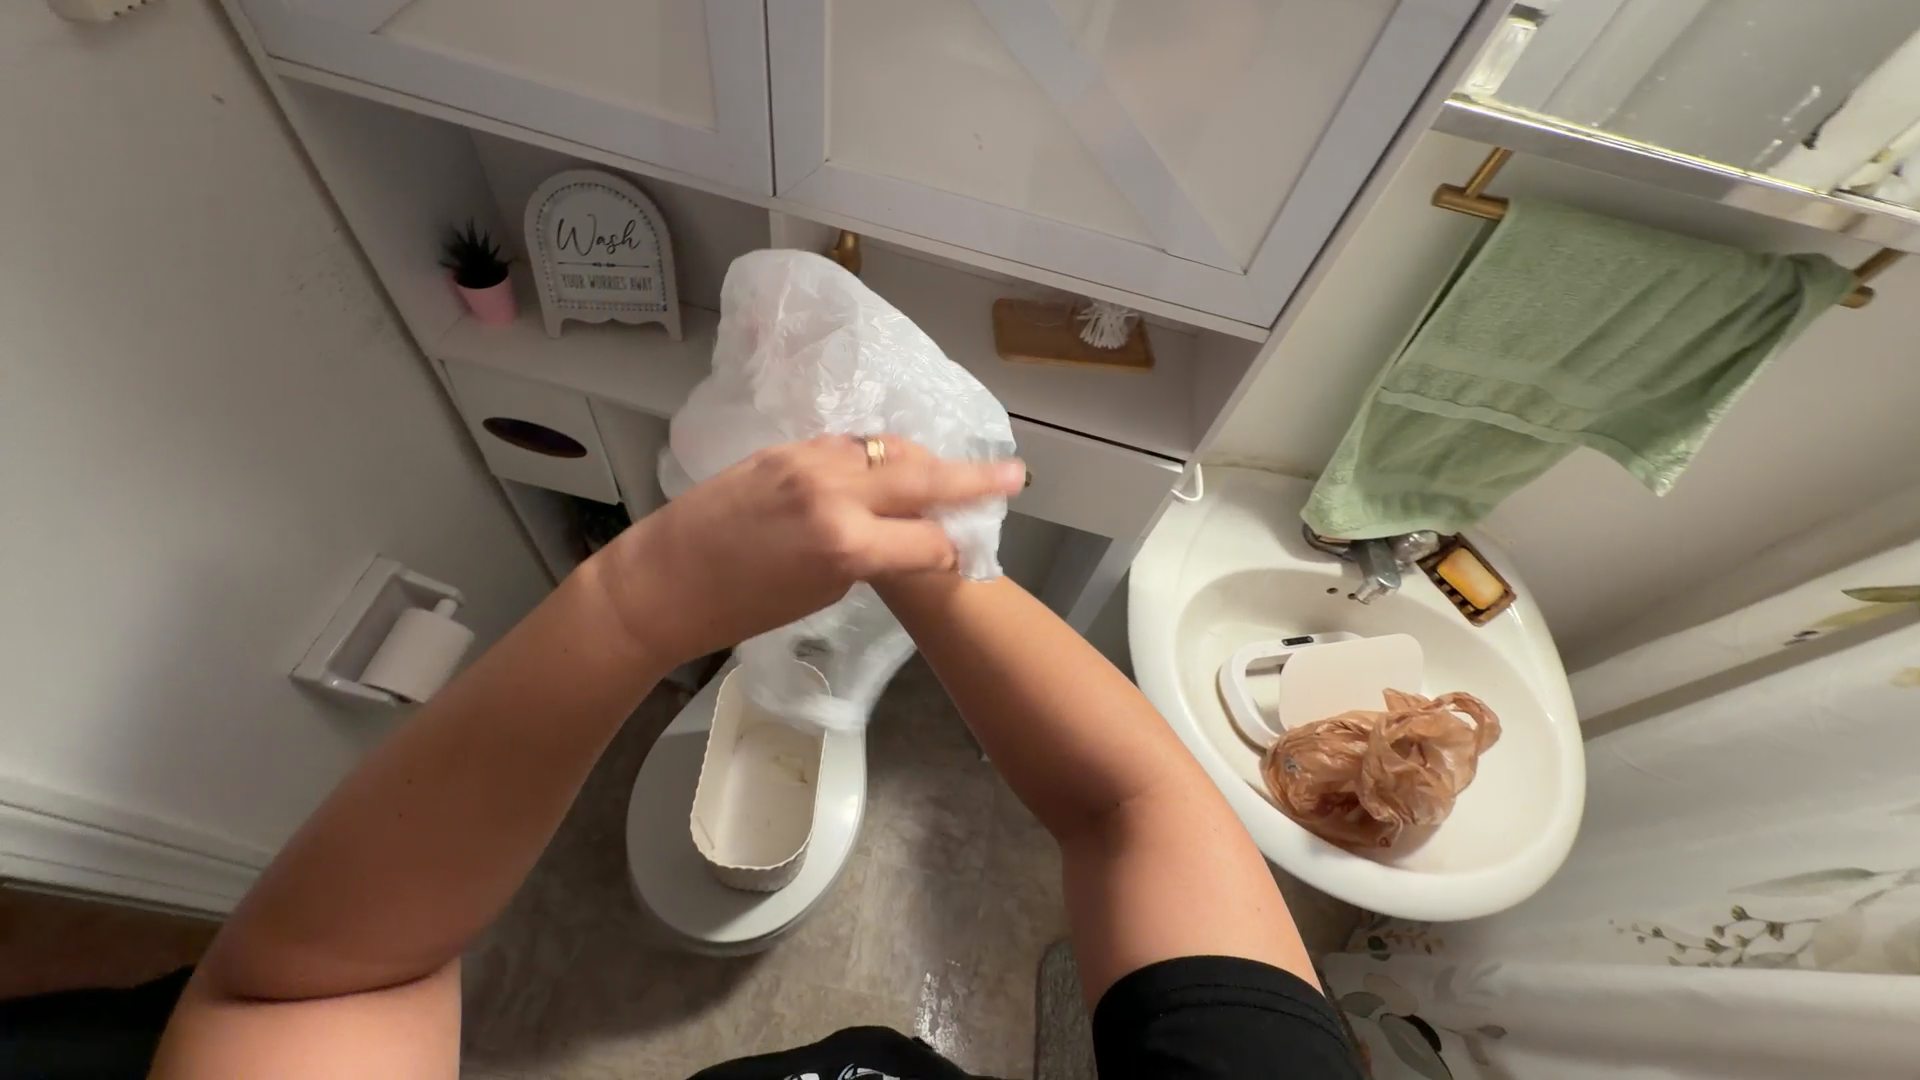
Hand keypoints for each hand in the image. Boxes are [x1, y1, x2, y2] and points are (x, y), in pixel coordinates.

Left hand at [599, 435, 1024, 667]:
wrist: (660, 582)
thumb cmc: (737, 610)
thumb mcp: (821, 593)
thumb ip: (871, 558)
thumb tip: (903, 536)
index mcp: (847, 543)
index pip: (928, 539)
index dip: (951, 552)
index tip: (960, 557)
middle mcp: (835, 491)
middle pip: (925, 475)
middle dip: (975, 478)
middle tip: (1015, 474)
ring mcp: (808, 460)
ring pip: (889, 449)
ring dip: (926, 459)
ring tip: (953, 470)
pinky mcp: (785, 448)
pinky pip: (850, 444)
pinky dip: (880, 454)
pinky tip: (890, 465)